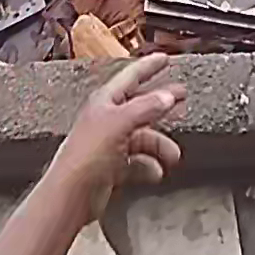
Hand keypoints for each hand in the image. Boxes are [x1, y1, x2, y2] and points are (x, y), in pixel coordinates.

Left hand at [45, 53, 185, 220]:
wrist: (72, 195)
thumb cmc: (89, 154)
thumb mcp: (119, 124)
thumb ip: (145, 108)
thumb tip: (167, 95)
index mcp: (105, 101)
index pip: (130, 76)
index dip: (149, 66)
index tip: (166, 58)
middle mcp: (107, 118)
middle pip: (140, 105)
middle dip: (162, 103)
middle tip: (182, 96)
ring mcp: (110, 143)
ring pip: (142, 137)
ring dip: (159, 145)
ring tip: (173, 156)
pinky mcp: (112, 166)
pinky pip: (137, 161)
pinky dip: (149, 166)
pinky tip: (156, 173)